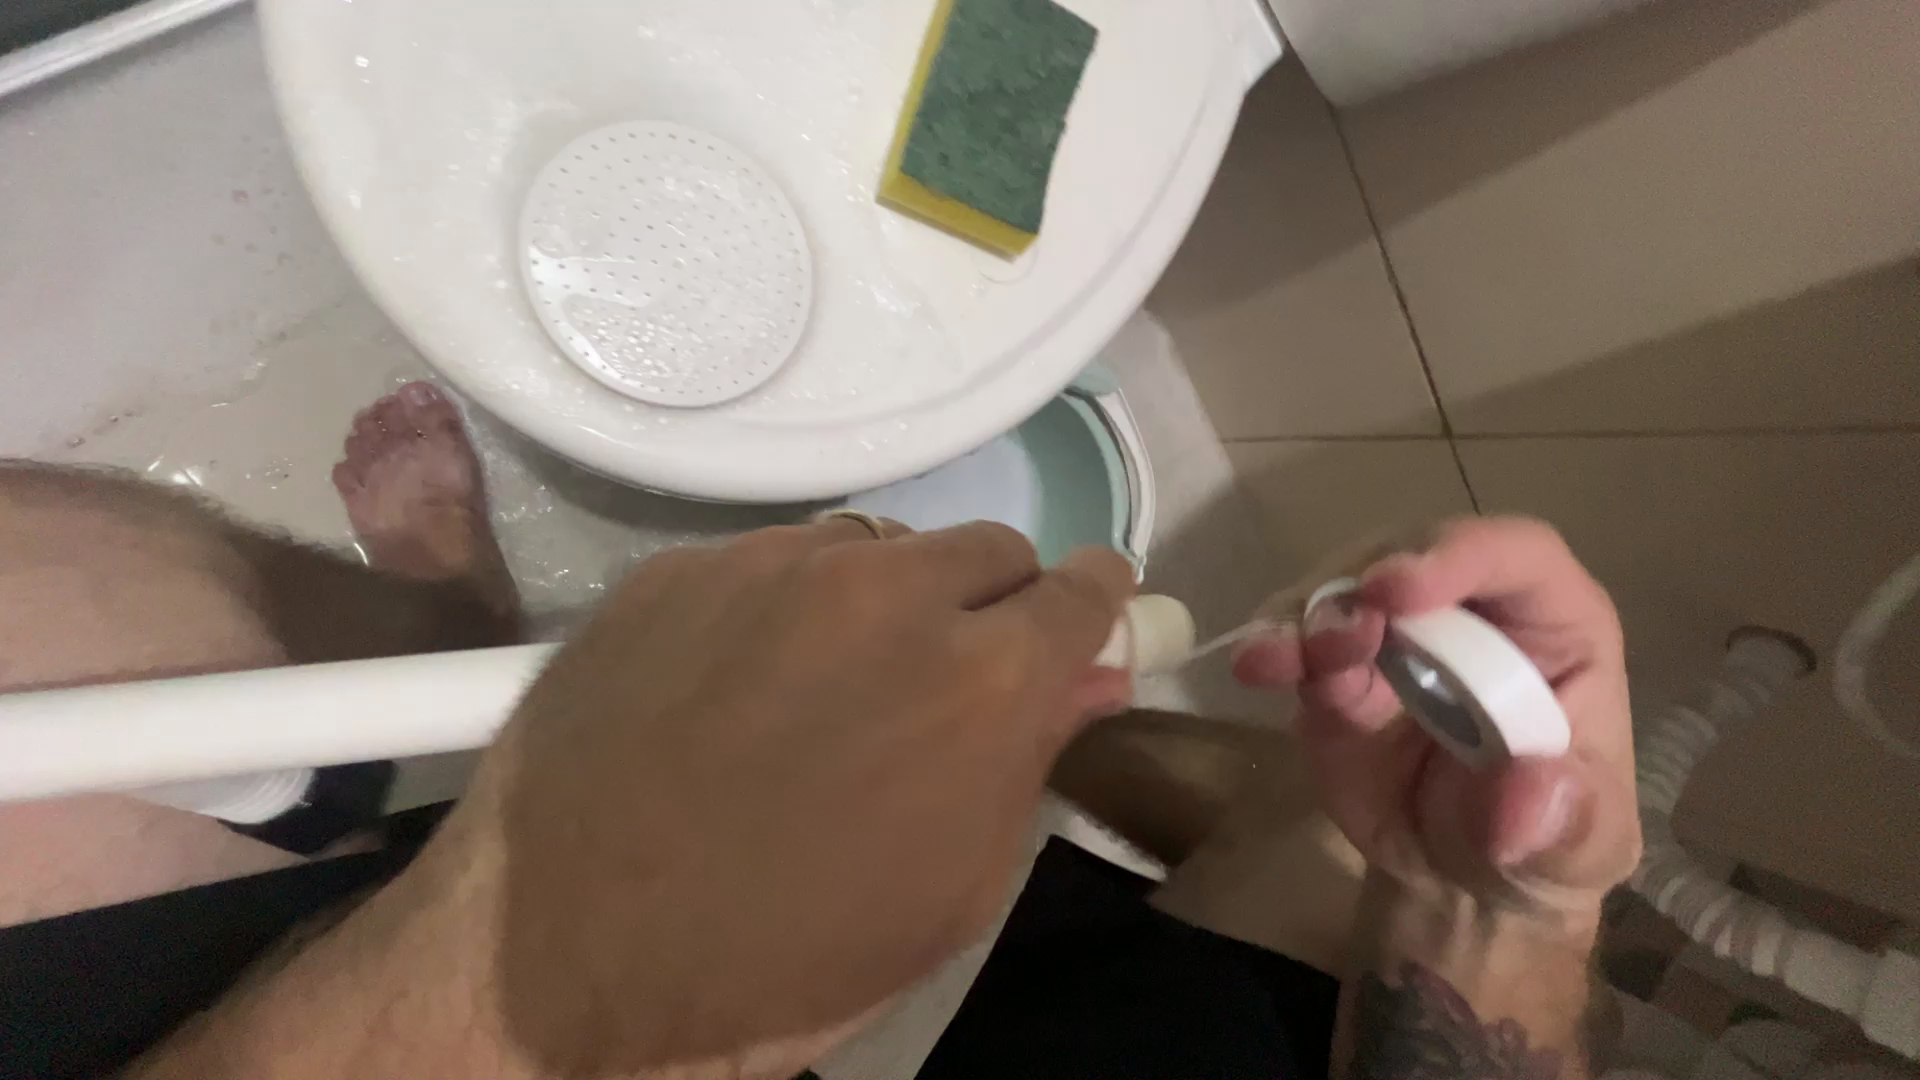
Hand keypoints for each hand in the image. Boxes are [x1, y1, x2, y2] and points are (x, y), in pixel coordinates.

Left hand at [409, 518, 1135, 1074]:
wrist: (556, 955)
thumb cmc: (788, 953)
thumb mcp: (953, 887)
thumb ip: (1033, 758)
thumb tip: (1086, 675)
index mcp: (978, 680)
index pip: (1081, 588)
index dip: (1095, 597)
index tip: (1088, 605)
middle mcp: (888, 593)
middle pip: (991, 547)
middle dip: (993, 602)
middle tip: (949, 666)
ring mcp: (777, 565)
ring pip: (887, 542)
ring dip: (894, 595)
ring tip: (836, 674)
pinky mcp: (687, 563)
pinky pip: (783, 556)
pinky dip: (797, 600)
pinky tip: (747, 671)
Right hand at [1232, 517, 1639, 919]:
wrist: (1451, 869)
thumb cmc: (1537, 844)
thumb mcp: (1577, 852)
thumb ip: (1568, 827)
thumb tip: (1533, 790)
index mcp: (1547, 628)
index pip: (1512, 555)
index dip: (1454, 557)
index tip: (1395, 593)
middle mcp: (1461, 612)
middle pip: (1401, 558)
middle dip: (1357, 589)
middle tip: (1331, 641)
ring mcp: (1385, 635)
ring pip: (1335, 590)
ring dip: (1301, 616)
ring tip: (1274, 659)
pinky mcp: (1326, 665)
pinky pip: (1293, 638)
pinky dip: (1270, 645)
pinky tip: (1253, 665)